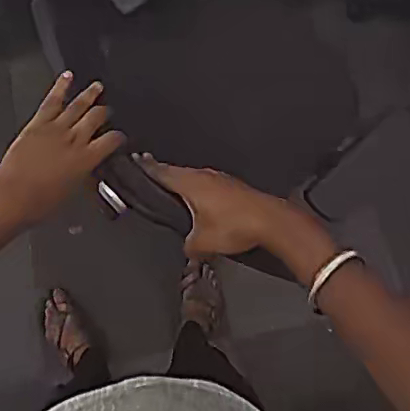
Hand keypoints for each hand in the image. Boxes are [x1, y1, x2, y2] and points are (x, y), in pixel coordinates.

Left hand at [0, 72, 126, 224]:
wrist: (11, 196)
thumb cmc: (39, 202)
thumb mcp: (71, 194)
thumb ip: (84, 179)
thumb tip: (89, 176)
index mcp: (87, 158)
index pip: (111, 140)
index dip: (118, 136)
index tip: (119, 136)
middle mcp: (75, 139)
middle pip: (97, 117)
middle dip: (106, 112)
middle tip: (109, 110)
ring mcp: (56, 128)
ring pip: (79, 104)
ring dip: (90, 94)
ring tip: (97, 86)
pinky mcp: (38, 123)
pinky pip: (52, 100)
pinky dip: (61, 86)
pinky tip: (67, 76)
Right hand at [138, 156, 336, 275]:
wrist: (271, 221)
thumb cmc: (239, 224)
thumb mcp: (202, 242)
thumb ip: (188, 245)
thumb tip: (188, 248)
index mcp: (191, 183)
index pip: (162, 172)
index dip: (147, 168)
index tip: (138, 161)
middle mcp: (206, 176)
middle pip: (178, 172)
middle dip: (165, 174)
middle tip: (153, 173)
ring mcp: (222, 180)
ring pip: (196, 179)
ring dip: (185, 183)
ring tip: (176, 191)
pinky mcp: (235, 188)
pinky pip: (211, 187)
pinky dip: (203, 192)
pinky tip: (204, 204)